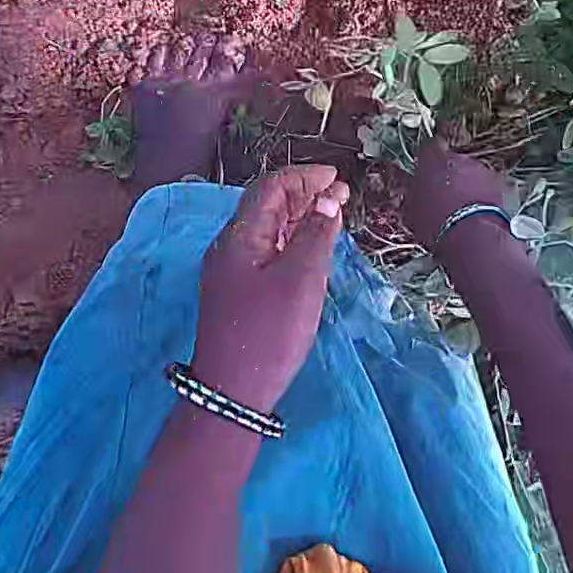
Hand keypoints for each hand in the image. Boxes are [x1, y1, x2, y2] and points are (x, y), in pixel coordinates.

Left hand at [193, 165, 348, 413]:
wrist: (232, 395)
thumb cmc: (269, 332)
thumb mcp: (302, 279)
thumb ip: (316, 233)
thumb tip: (328, 199)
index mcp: (239, 236)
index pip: (270, 188)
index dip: (304, 177)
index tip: (336, 178)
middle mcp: (231, 246)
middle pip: (267, 205)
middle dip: (304, 194)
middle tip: (341, 195)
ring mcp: (232, 269)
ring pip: (269, 227)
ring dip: (300, 215)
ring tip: (333, 213)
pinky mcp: (239, 290)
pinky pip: (268, 249)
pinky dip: (292, 238)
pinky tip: (312, 244)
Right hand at [404, 140, 508, 253]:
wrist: (472, 237)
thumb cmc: (437, 223)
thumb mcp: (410, 209)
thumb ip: (410, 189)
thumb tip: (407, 184)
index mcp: (433, 158)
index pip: (428, 147)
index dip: (427, 160)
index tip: (425, 171)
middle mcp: (458, 158)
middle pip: (451, 159)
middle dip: (447, 173)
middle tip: (441, 194)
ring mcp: (481, 169)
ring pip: (471, 172)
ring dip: (466, 184)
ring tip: (460, 208)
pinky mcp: (499, 183)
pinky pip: (488, 184)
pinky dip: (483, 193)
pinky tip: (476, 212)